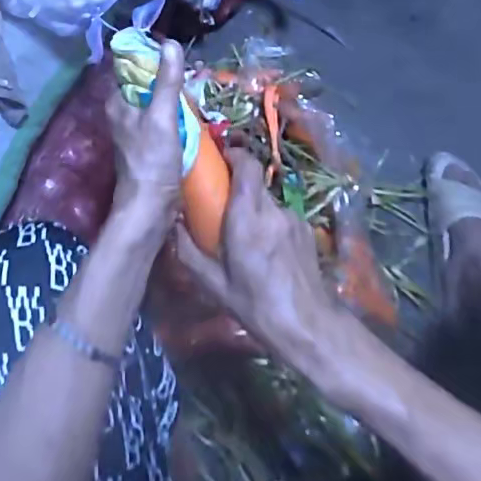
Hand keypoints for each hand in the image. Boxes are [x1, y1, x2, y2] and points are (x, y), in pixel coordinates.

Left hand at [103, 37, 186, 223]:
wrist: (150, 206)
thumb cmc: (152, 159)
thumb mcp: (162, 116)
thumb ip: (166, 81)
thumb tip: (171, 43)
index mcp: (117, 100)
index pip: (129, 65)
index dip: (149, 55)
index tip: (174, 52)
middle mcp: (122, 111)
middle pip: (144, 82)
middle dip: (166, 74)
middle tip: (191, 70)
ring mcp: (135, 127)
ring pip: (155, 100)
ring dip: (173, 94)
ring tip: (195, 87)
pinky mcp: (148, 142)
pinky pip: (163, 118)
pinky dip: (176, 113)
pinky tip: (192, 112)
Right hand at [175, 143, 342, 364]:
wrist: (309, 327)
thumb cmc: (256, 304)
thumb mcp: (212, 282)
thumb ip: (187, 249)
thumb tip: (171, 223)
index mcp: (248, 216)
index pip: (247, 164)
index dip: (233, 153)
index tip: (218, 157)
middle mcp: (272, 210)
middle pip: (254, 180)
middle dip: (236, 184)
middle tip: (220, 201)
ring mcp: (293, 219)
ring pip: (266, 200)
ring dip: (253, 207)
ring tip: (242, 233)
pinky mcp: (306, 230)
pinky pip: (280, 215)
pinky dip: (268, 222)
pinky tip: (264, 249)